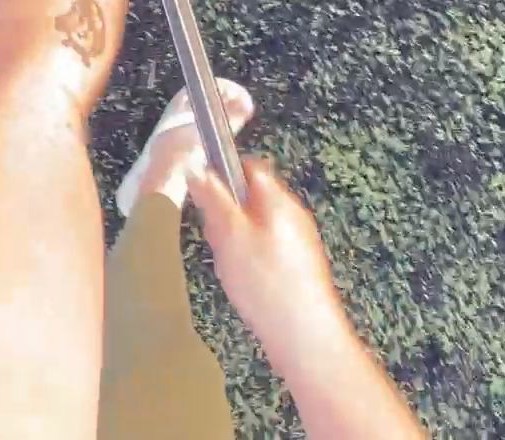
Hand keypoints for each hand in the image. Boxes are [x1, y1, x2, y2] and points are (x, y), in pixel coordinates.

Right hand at [187, 156, 354, 370]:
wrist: (306, 340)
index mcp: (277, 198)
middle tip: (217, 238)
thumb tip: (197, 168)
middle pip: (249, 196)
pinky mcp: (299, 267)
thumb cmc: (266, 283)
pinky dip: (249, 259)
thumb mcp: (229, 234)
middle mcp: (292, 213)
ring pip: (254, 224)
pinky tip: (244, 283)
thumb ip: (213, 198)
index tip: (205, 196)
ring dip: (235, 239)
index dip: (223, 173)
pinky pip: (266, 249)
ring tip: (230, 266)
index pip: (248, 165)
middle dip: (226, 214)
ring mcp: (298, 241)